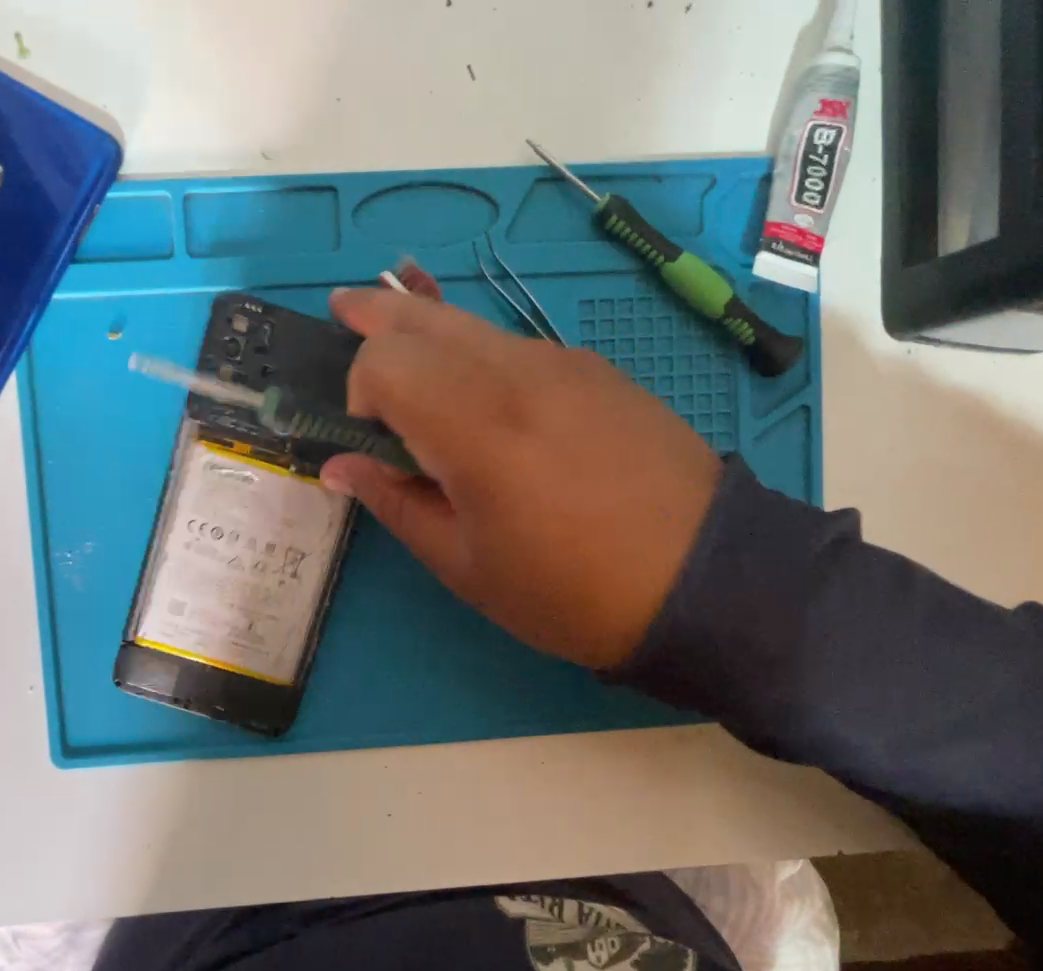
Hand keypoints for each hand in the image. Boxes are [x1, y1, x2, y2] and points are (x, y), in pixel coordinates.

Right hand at [320, 275, 722, 669]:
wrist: (703, 578)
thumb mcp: (466, 566)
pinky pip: (518, 347)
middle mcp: (515, 373)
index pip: (386, 360)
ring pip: (475, 324)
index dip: (358, 386)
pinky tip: (482, 385)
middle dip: (378, 315)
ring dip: (429, 327)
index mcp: (474, 425)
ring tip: (401, 329)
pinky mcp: (598, 371)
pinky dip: (480, 352)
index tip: (368, 433)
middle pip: (427, 319)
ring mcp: (563, 363)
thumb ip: (395, 503)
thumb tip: (340, 467)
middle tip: (344, 308)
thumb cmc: (569, 590)